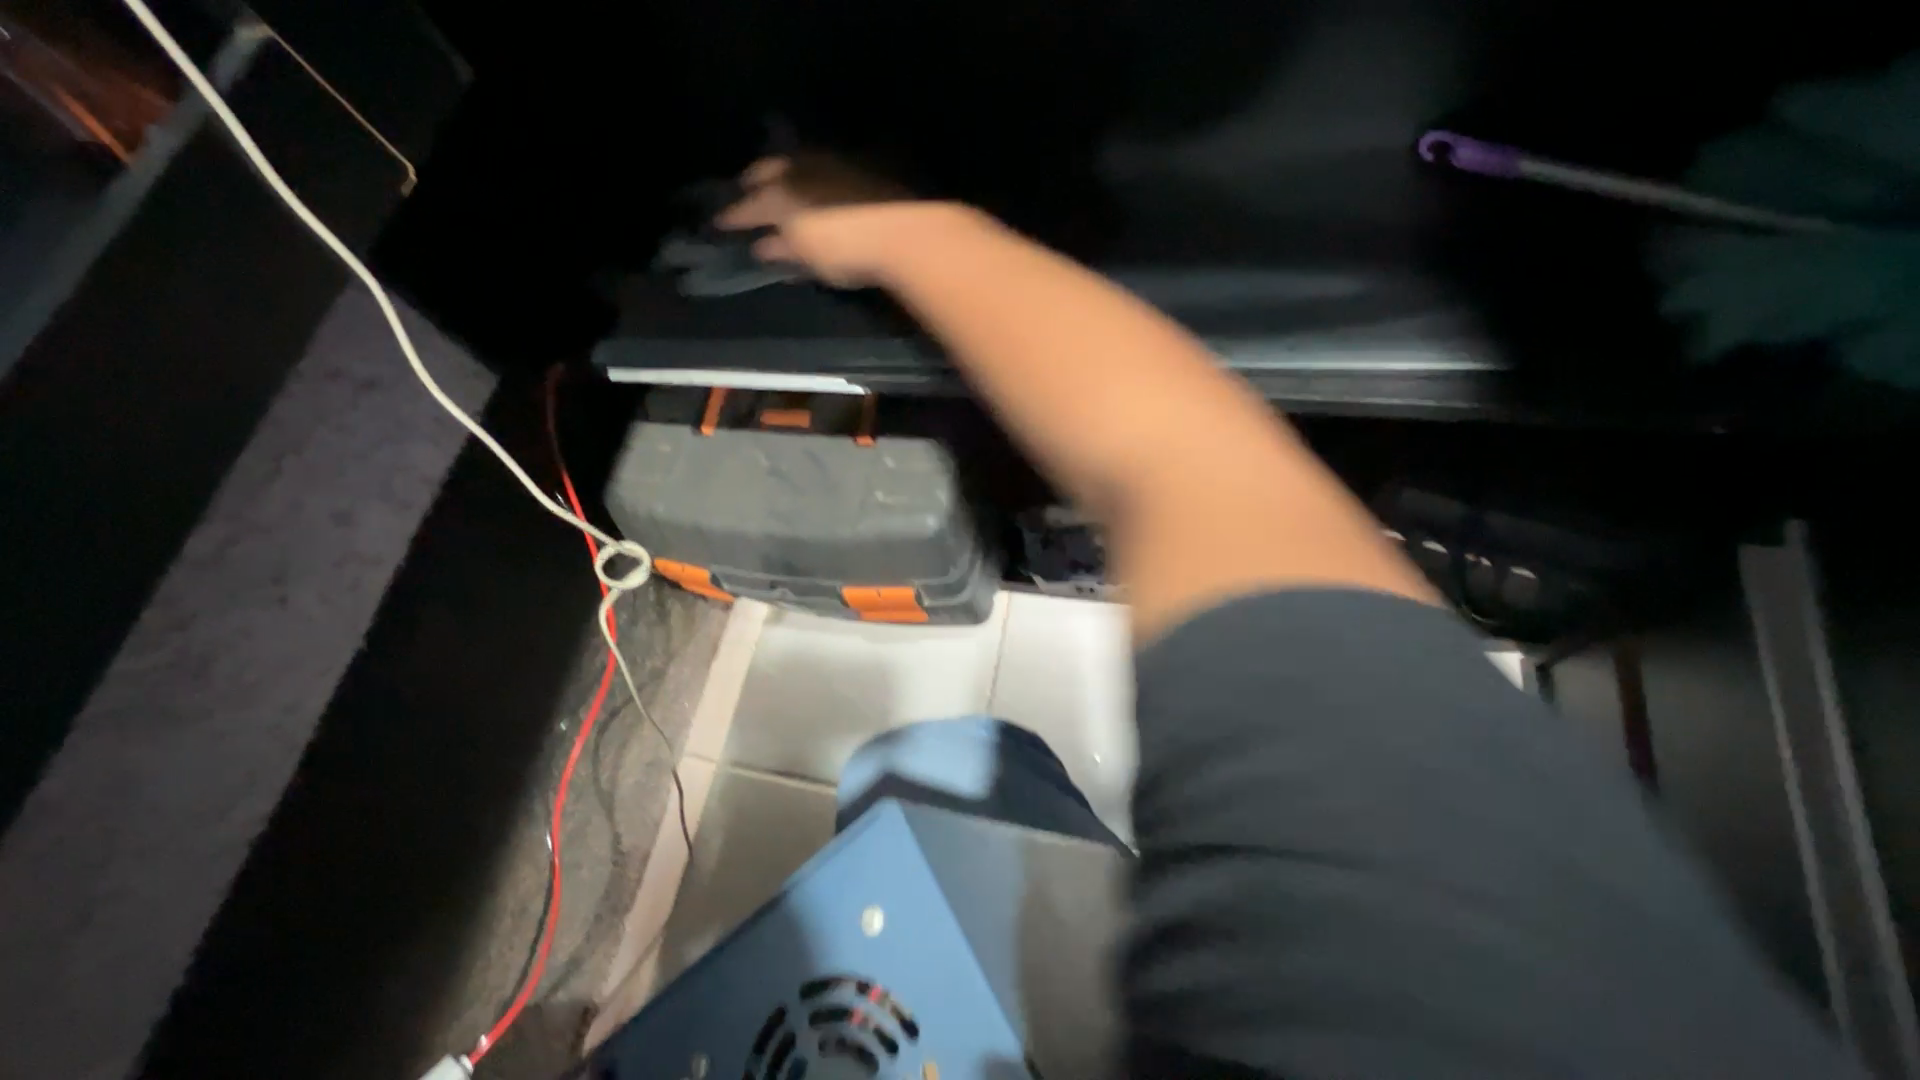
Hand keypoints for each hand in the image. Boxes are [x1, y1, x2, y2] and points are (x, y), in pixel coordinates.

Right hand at [716, 154, 973, 287]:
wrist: (906, 232)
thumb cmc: (847, 250)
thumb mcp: (809, 257)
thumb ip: (783, 249)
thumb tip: (762, 246)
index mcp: (780, 194)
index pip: (746, 205)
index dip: (732, 216)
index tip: (718, 223)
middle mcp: (801, 170)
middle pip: (769, 170)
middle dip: (754, 181)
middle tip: (747, 192)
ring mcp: (832, 164)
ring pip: (796, 163)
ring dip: (784, 174)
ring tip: (780, 189)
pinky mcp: (860, 168)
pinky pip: (823, 168)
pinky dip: (811, 177)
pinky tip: (815, 190)